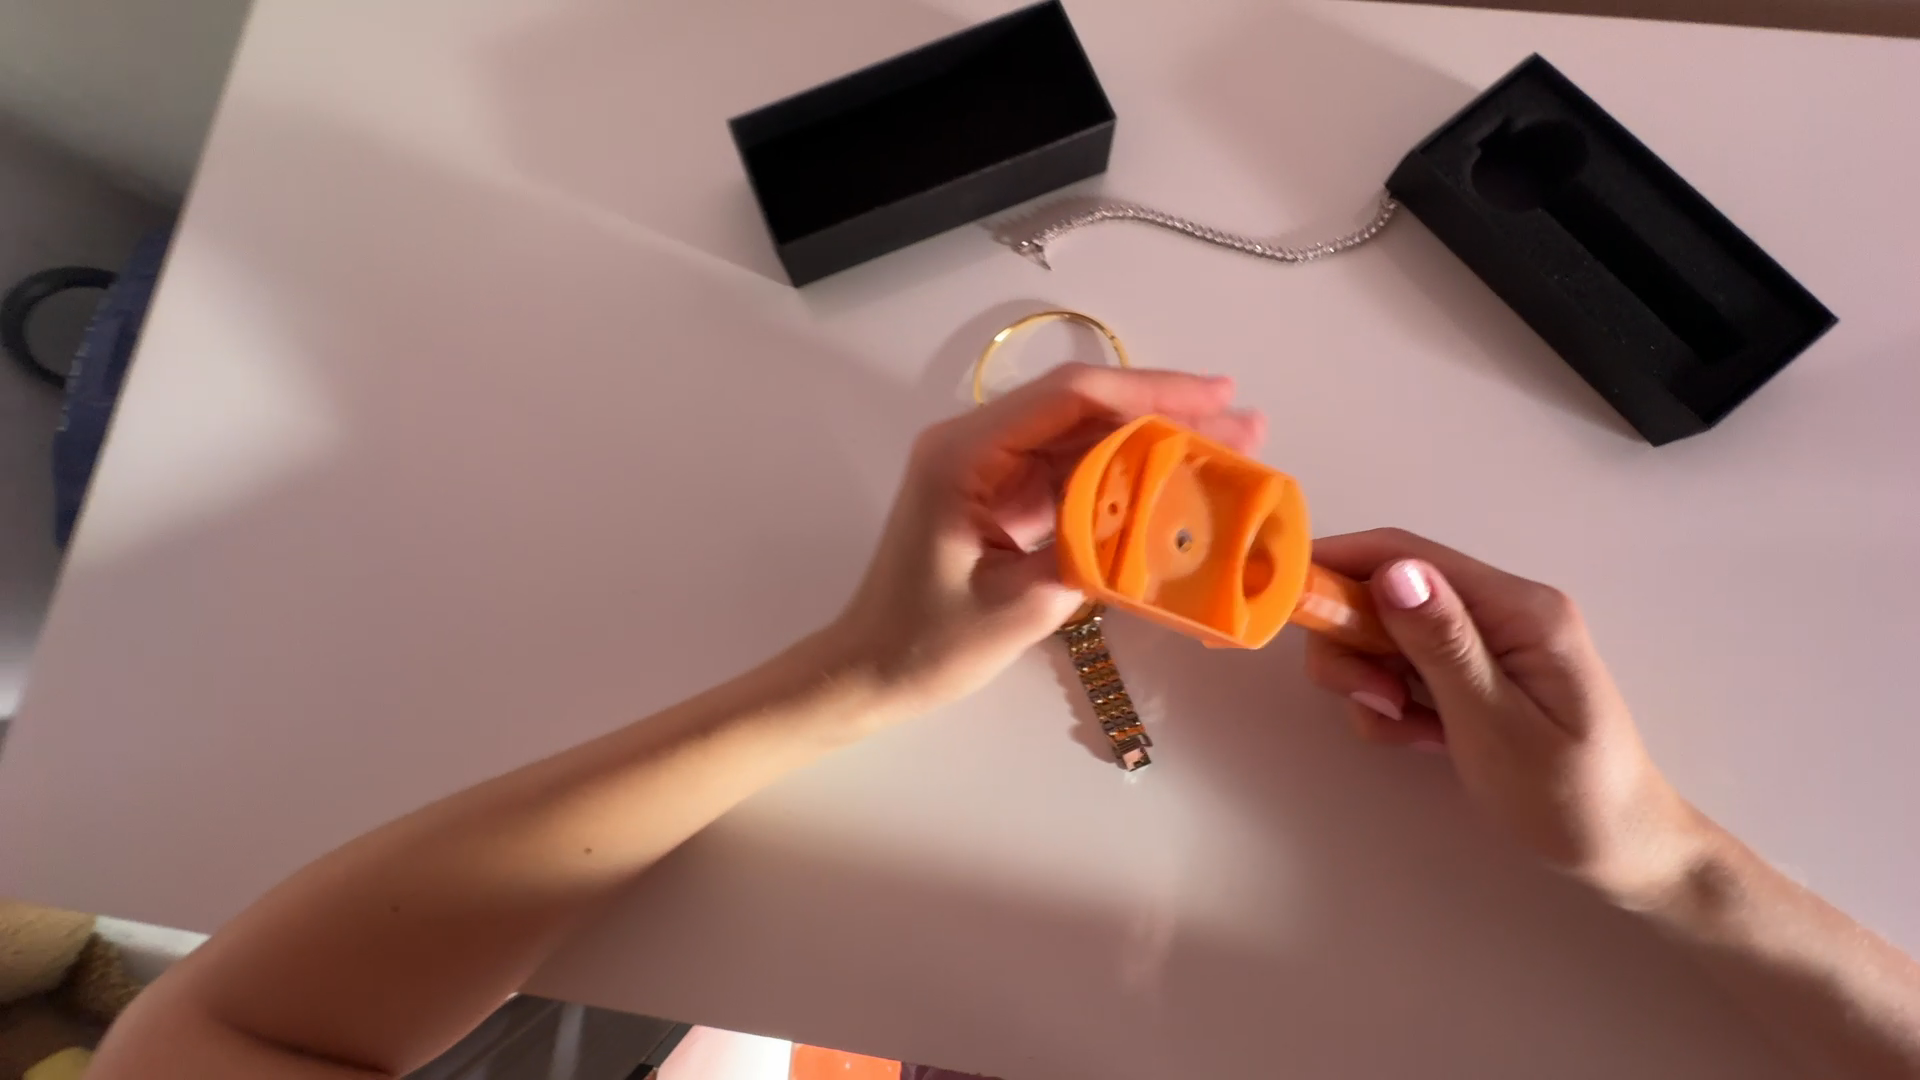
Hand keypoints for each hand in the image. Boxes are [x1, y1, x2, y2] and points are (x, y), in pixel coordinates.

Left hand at [835, 363, 1263, 714]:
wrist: (871, 670)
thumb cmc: (926, 644)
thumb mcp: (1019, 606)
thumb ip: (1090, 555)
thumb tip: (1158, 520)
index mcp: (964, 454)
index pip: (1068, 398)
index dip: (1149, 391)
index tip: (1216, 396)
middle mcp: (974, 445)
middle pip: (1079, 409)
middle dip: (1162, 413)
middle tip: (1242, 424)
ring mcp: (986, 469)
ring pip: (1079, 440)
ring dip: (1148, 444)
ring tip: (1223, 451)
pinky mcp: (997, 496)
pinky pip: (1066, 475)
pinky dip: (1118, 481)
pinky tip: (1167, 487)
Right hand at [1304, 528, 1708, 907]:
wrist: (1622, 854)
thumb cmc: (1570, 797)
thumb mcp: (1499, 725)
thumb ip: (1444, 646)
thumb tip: (1394, 572)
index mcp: (1515, 607)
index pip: (1403, 553)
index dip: (1335, 564)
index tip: (1288, 602)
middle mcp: (1491, 608)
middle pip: (1376, 594)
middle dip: (1352, 646)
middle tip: (1376, 701)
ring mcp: (1472, 637)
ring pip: (1373, 633)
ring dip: (1367, 680)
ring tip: (1408, 727)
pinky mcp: (1457, 666)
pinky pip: (1389, 665)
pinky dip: (1385, 701)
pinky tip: (1422, 735)